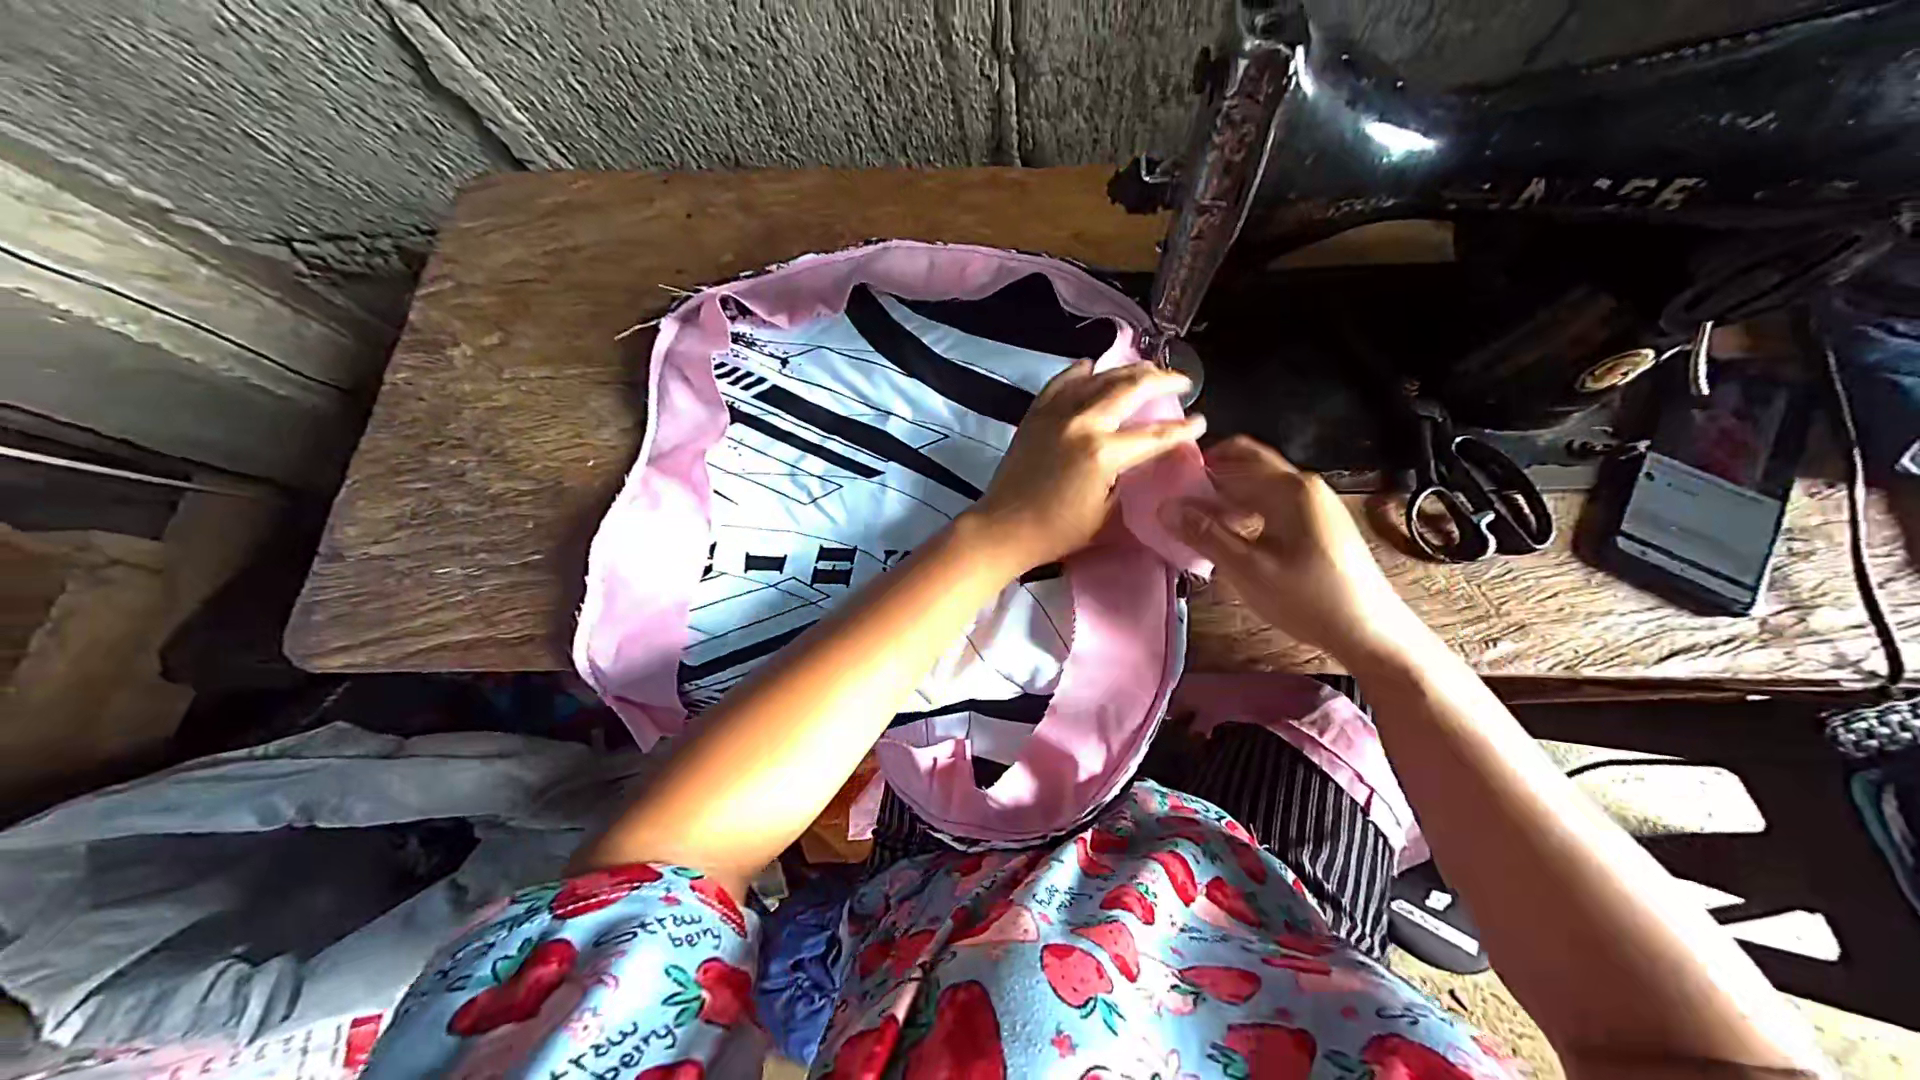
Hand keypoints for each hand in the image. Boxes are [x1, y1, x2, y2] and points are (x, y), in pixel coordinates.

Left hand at [968, 360, 1204, 571]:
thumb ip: (1129, 479)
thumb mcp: (1107, 513)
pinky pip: (1061, 382)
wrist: (1004, 528)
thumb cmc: (1057, 532)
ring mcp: (1056, 414)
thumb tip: (1144, 459)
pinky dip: (1080, 372)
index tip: (1200, 420)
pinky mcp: (1036, 414)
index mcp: (1104, 452)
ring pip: (1099, 378)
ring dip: (1128, 370)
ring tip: (1148, 369)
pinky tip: (1092, 367)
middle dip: (1162, 380)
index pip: (1156, 434)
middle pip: (1131, 388)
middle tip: (1181, 380)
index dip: (1183, 428)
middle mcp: (1083, 423)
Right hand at [1161, 435, 1431, 668]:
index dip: (1197, 465)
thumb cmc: (1308, 597)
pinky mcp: (1318, 524)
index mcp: (1289, 488)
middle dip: (1210, 480)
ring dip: (1226, 499)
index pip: (1234, 457)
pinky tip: (1229, 537)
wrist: (1370, 631)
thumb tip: (1165, 507)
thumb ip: (1204, 534)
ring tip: (1194, 522)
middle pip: (1247, 467)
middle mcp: (1304, 486)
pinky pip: (1271, 505)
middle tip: (1175, 503)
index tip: (1165, 483)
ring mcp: (1315, 504)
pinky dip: (1245, 513)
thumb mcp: (1247, 568)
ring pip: (1259, 488)